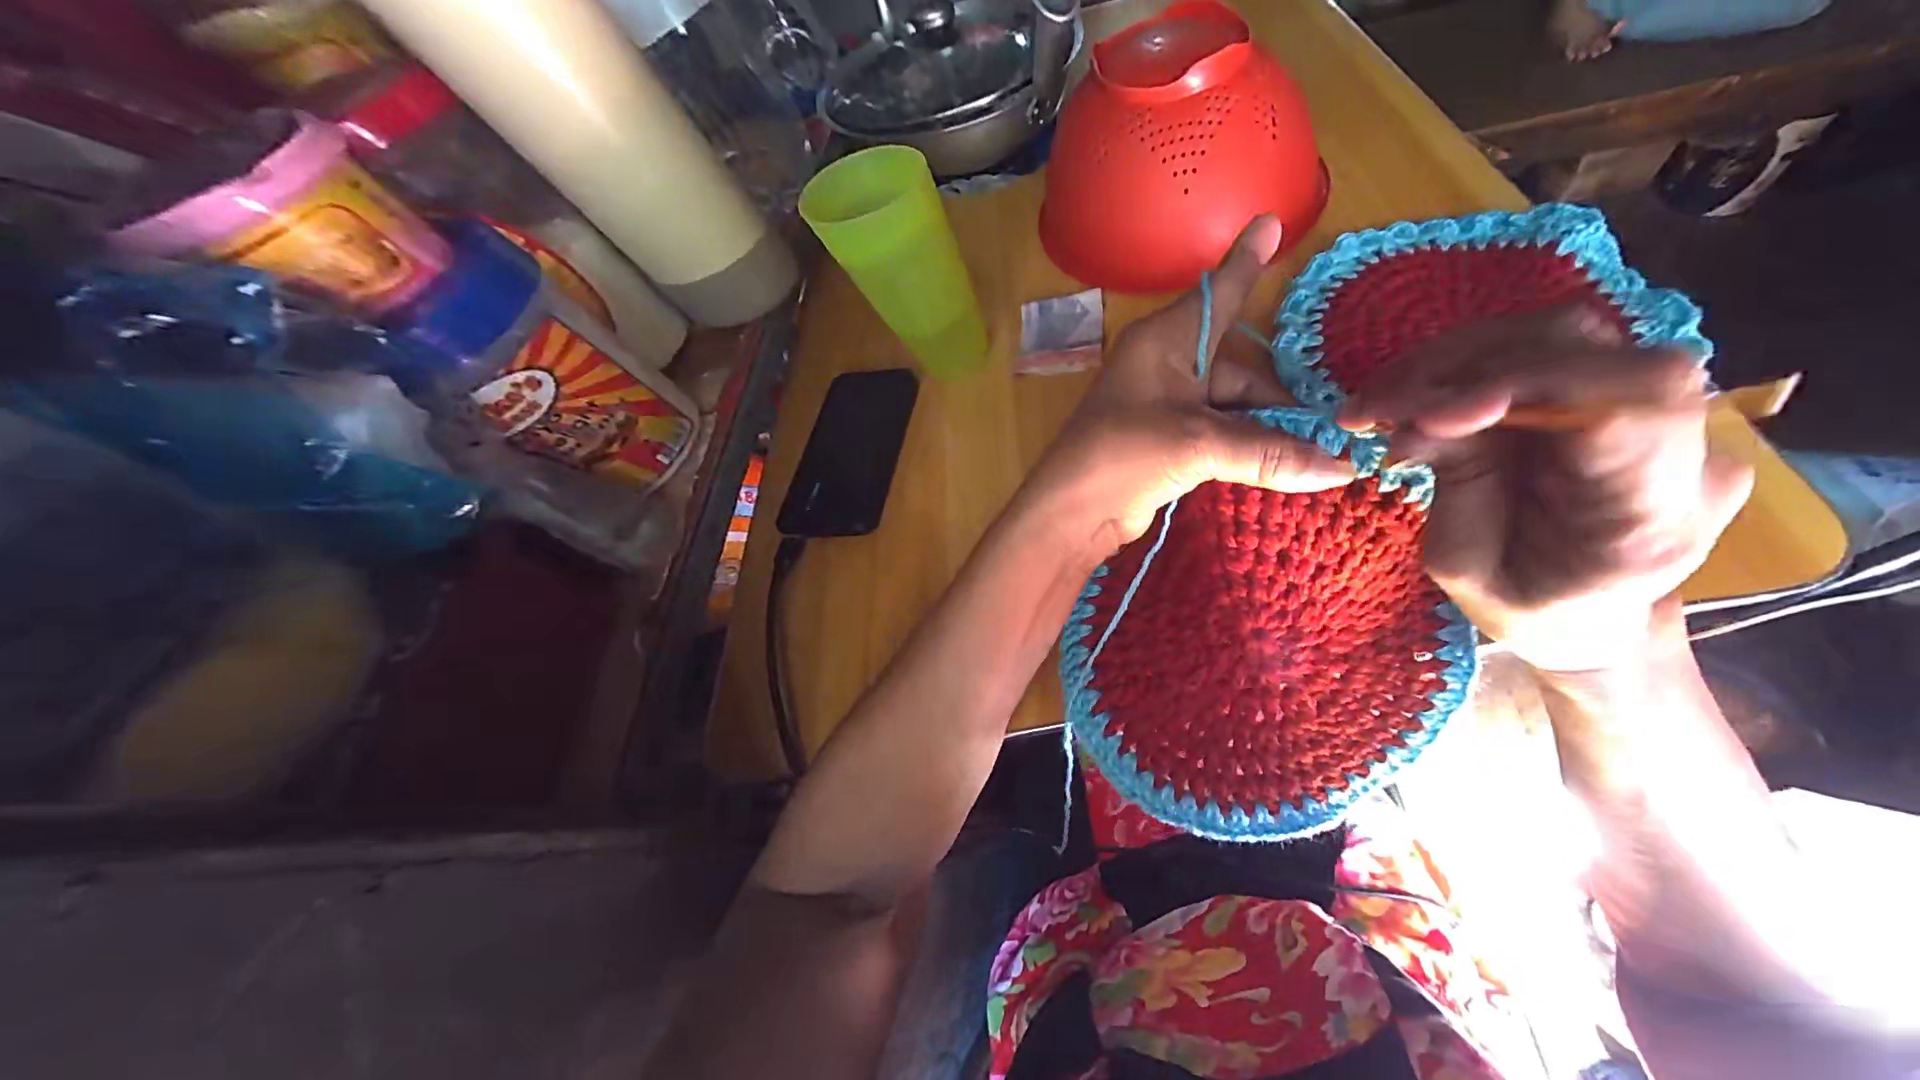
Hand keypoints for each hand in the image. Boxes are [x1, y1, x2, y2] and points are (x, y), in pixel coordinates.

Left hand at [1018, 215, 1354, 559]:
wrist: (1070, 511)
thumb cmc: (1124, 456)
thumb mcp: (1199, 446)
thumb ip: (1269, 452)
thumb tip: (1338, 468)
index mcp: (1165, 341)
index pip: (1219, 294)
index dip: (1248, 263)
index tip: (1272, 222)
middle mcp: (1164, 364)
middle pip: (1238, 370)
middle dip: (1279, 403)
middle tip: (1328, 433)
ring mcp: (1162, 403)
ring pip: (1229, 406)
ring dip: (1265, 431)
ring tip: (1313, 455)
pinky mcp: (1162, 439)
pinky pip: (1215, 432)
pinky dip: (1243, 447)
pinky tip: (1278, 466)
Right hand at [1337, 305, 1752, 673]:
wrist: (1588, 616)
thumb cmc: (1528, 612)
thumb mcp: (1467, 569)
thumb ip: (1457, 488)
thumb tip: (1415, 420)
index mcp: (1653, 511)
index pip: (1631, 400)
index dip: (1528, 385)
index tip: (1429, 417)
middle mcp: (1679, 441)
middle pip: (1583, 348)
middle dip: (1460, 370)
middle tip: (1372, 410)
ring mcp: (1649, 407)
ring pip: (1550, 336)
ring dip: (1446, 364)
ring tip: (1376, 406)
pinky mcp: (1604, 391)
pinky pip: (1533, 352)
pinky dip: (1456, 368)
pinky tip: (1405, 401)